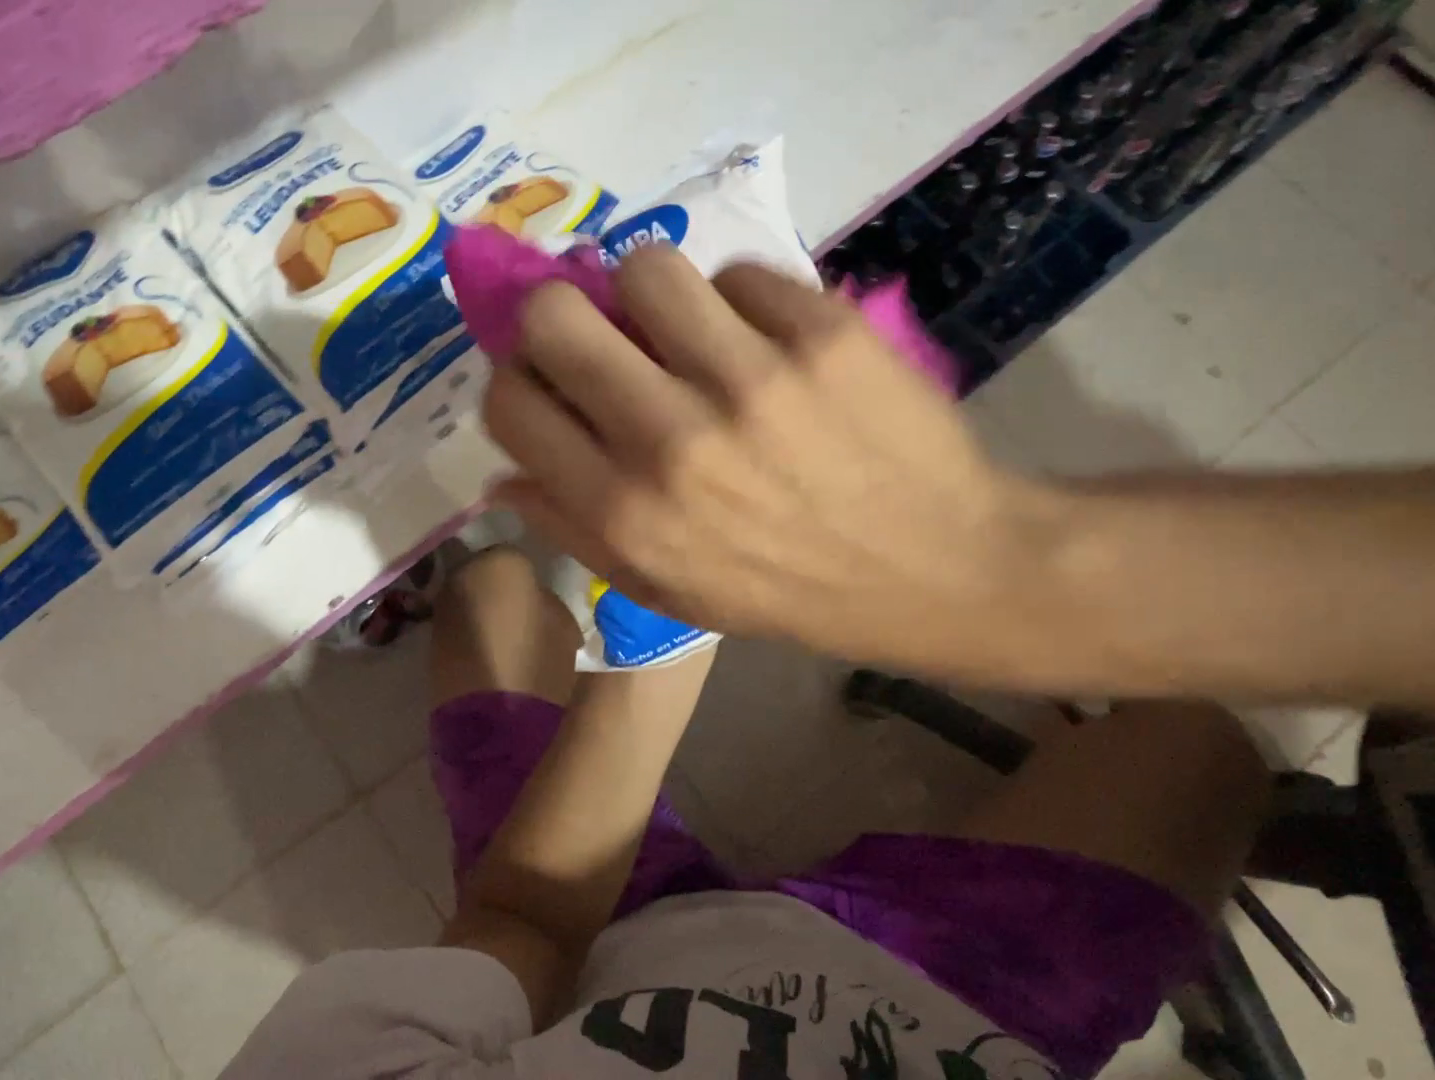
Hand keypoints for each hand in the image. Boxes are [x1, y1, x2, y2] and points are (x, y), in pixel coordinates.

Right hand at [481, 246, 1064, 671]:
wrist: (932, 565)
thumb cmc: (782, 588)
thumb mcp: (663, 590)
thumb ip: (573, 531)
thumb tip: (502, 475)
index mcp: (624, 511)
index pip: (509, 403)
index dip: (513, 381)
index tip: (544, 382)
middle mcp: (671, 438)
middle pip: (553, 314)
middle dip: (556, 316)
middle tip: (595, 333)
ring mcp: (750, 376)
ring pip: (645, 268)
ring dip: (651, 296)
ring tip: (683, 329)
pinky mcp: (822, 331)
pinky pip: (740, 274)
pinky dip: (739, 301)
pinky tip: (764, 341)